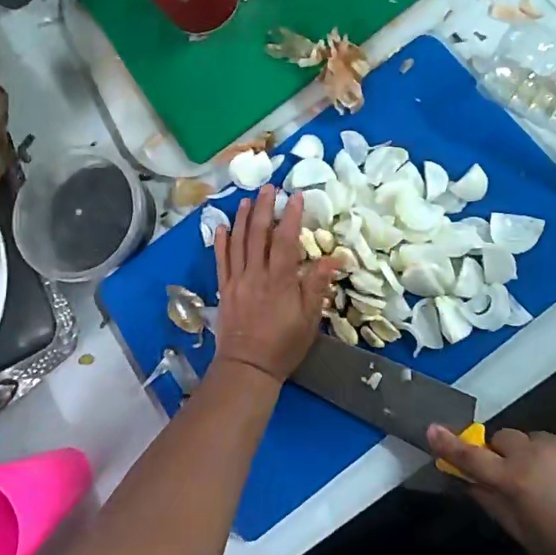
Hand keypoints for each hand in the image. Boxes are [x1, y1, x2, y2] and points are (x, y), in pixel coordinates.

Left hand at [212, 187, 338, 382]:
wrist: (247, 367)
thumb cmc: (284, 344)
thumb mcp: (309, 318)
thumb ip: (317, 285)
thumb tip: (334, 258)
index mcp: (279, 280)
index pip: (285, 239)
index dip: (290, 215)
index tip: (296, 196)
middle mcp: (255, 274)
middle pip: (258, 233)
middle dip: (264, 207)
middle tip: (269, 187)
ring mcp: (236, 280)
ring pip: (238, 242)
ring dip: (243, 218)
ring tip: (248, 199)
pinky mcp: (224, 289)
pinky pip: (221, 260)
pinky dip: (221, 241)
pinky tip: (223, 227)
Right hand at [427, 425, 555, 554]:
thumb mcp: (527, 538)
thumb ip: (496, 506)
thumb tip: (474, 486)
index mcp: (514, 481)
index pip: (472, 458)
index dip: (449, 445)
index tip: (430, 429)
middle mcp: (531, 453)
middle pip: (501, 440)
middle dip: (499, 454)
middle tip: (508, 479)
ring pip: (529, 441)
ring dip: (527, 456)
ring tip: (547, 486)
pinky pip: (553, 444)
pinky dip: (551, 457)